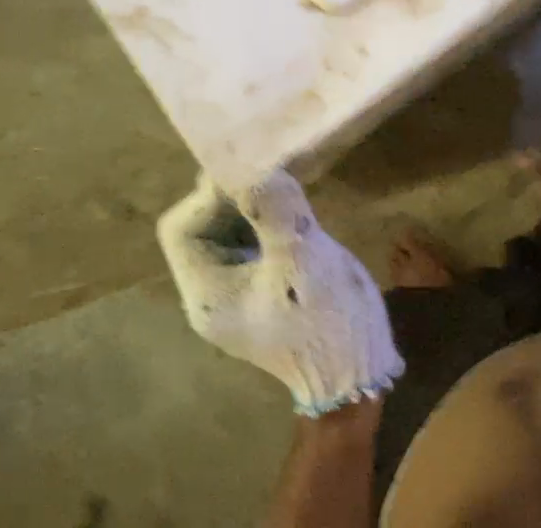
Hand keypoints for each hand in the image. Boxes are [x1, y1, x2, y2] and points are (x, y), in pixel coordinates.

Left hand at [157, 169, 403, 415]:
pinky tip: (289, 210)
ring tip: (281, 187)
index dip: (209, 196)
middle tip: (267, 174)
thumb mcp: (304, 261)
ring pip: (224, 232)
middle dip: (229, 197)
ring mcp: (233, 293)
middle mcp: (209, 294)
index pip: (182, 228)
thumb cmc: (327, 324)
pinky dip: (262, 220)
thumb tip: (254, 164)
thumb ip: (274, 211)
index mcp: (206, 294)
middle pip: (199, 228)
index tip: (250, 174)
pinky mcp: (257, 289)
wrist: (359, 376)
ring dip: (248, 206)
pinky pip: (247, 243)